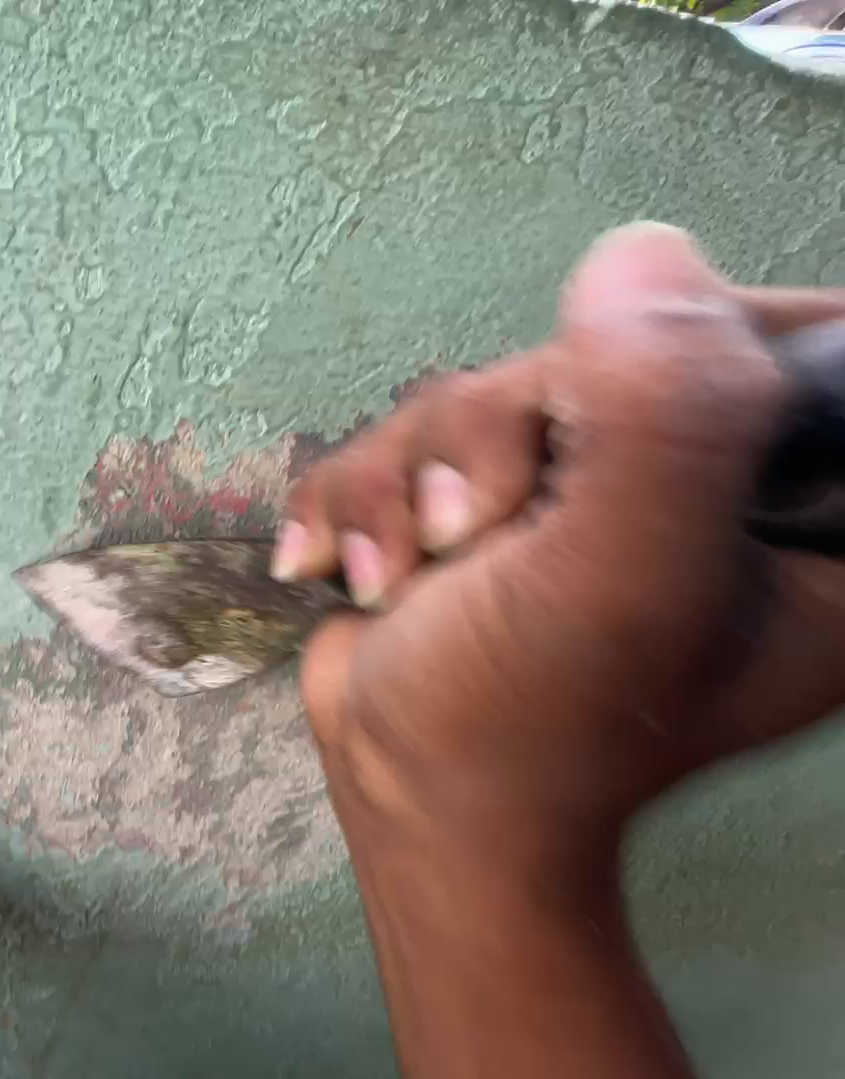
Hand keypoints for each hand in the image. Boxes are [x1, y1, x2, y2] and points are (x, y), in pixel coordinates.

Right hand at [281, 222, 844, 854]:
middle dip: (473, 447)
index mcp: (801, 512)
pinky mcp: (452, 512)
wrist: (396, 782)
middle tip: (456, 536)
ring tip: (384, 576)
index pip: (786, 345)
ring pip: (452, 407)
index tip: (576, 420)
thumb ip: (660, 415)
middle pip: (570, 370)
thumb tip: (638, 248)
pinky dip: (340, 506)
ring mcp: (552, 500)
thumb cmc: (521, 714)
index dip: (670, 346)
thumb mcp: (612, 575)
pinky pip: (384, 452)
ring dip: (387, 488)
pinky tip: (330, 572)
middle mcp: (679, 491)